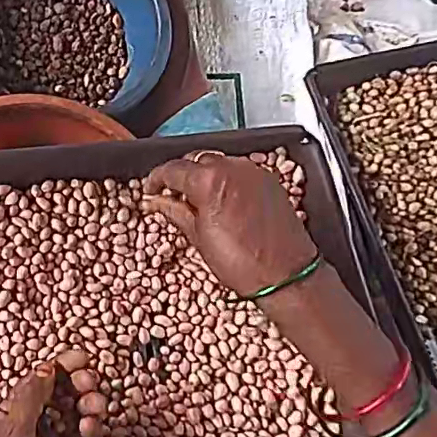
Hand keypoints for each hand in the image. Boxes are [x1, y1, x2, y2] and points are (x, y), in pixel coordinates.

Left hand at [0, 352, 105, 436]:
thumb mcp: (8, 433)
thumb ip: (31, 399)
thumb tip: (46, 368)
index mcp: (11, 417)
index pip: (39, 384)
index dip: (59, 368)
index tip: (79, 357)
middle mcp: (34, 431)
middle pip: (62, 397)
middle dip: (77, 383)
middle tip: (87, 379)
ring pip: (77, 417)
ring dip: (88, 404)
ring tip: (93, 403)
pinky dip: (91, 430)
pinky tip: (90, 425)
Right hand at [143, 150, 319, 297]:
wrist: (286, 275)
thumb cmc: (244, 263)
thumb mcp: (198, 237)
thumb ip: (175, 211)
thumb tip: (158, 202)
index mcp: (209, 181)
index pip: (172, 169)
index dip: (156, 179)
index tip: (151, 189)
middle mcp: (232, 169)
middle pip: (195, 160)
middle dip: (180, 175)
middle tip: (170, 195)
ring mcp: (253, 173)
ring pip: (218, 162)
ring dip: (202, 175)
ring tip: (195, 199)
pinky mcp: (269, 181)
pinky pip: (238, 171)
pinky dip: (224, 179)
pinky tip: (219, 199)